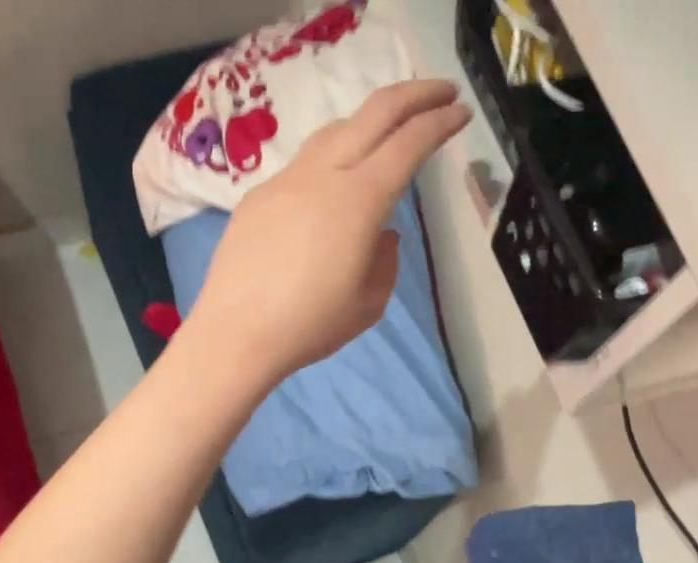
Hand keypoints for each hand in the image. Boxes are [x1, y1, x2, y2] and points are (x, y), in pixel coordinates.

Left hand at [184, 80, 470, 378]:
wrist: (235, 333)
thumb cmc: (309, 326)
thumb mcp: (368, 304)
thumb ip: (385, 261)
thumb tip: (382, 235)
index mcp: (361, 199)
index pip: (409, 143)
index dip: (440, 122)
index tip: (461, 113)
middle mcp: (324, 175)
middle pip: (375, 112)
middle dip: (415, 95)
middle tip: (440, 93)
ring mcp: (286, 180)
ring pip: (335, 130)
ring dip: (369, 122)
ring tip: (385, 135)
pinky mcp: (258, 196)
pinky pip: (303, 164)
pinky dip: (331, 158)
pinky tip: (330, 189)